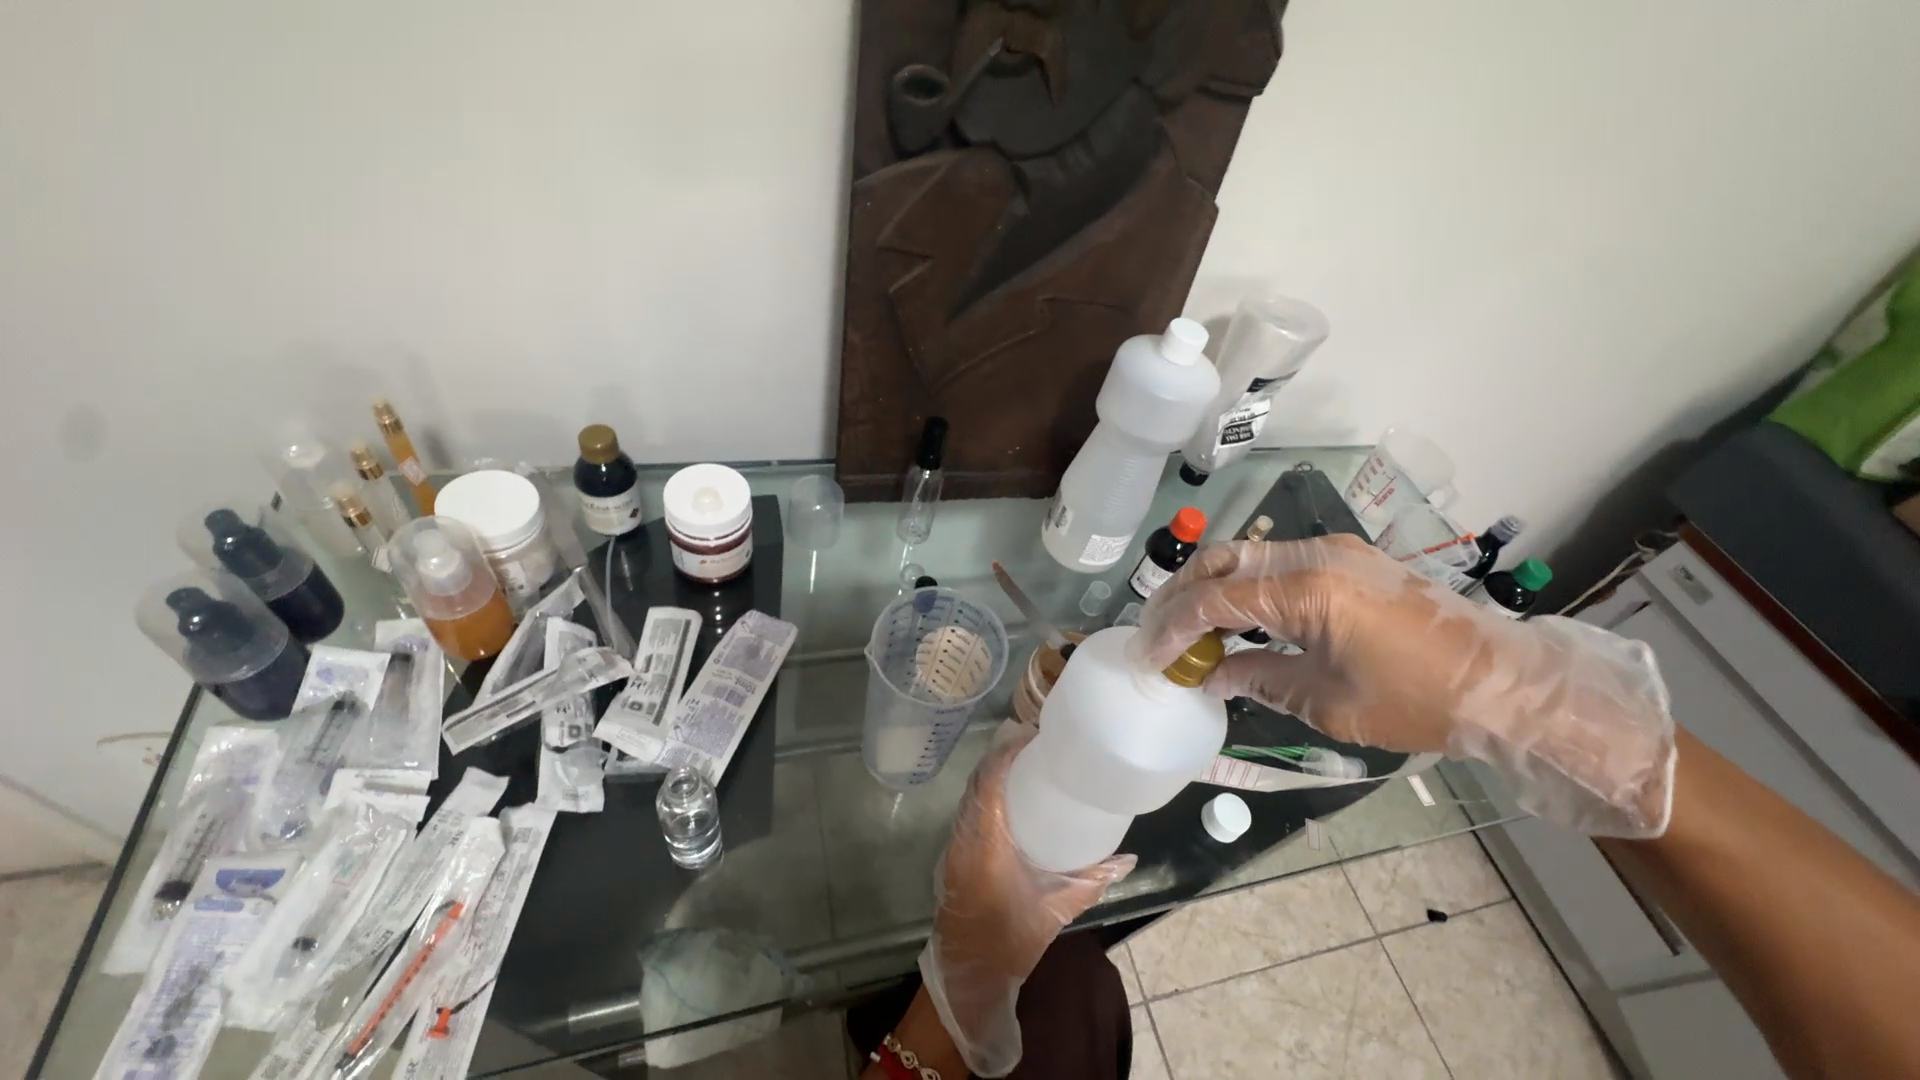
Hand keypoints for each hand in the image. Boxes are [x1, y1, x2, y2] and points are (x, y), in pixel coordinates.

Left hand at [919, 723, 1134, 1077]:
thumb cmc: (1009, 942)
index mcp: (986, 844)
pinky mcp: (955, 855)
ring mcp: (955, 845)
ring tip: (1026, 760)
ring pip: (970, 794)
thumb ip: (1090, 880)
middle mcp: (965, 837)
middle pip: (977, 781)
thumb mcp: (1054, 911)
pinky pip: (969, 810)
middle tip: (1036, 742)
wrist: (967, 976)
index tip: (1033, 735)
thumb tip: (1128, 859)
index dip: (1007, 753)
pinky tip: (1011, 794)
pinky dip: (986, 793)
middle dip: (1002, 756)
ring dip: (993, 773)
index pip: (990, 782)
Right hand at [1137, 535, 1676, 837]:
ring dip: (1207, 586)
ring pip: (1245, 554)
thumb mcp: (1328, 702)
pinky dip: (1242, 584)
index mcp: (1308, 590)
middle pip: (1221, 562)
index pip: (1215, 601)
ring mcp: (1333, 550)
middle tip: (1155, 634)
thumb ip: (1259, 680)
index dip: (1174, 629)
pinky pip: (1275, 561)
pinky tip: (1233, 617)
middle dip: (1179, 596)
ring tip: (1184, 626)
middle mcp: (1314, 555)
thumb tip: (1213, 677)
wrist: (1504, 682)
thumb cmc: (1417, 701)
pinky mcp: (1347, 558)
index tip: (1150, 659)